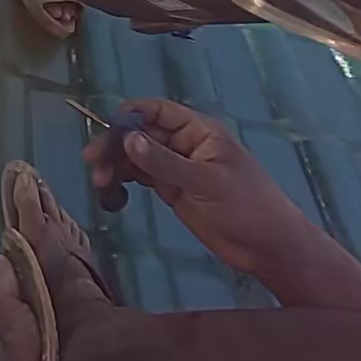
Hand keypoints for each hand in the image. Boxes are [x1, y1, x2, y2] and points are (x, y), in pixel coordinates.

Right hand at [81, 98, 299, 276]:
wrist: (269, 248)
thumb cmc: (246, 206)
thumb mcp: (205, 181)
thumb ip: (164, 161)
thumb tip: (128, 139)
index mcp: (197, 131)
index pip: (157, 111)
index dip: (130, 115)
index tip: (106, 128)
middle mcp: (182, 143)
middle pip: (140, 134)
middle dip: (115, 144)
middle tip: (92, 162)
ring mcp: (175, 166)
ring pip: (135, 156)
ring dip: (115, 165)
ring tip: (99, 183)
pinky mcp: (170, 189)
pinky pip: (139, 177)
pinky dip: (123, 182)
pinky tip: (111, 194)